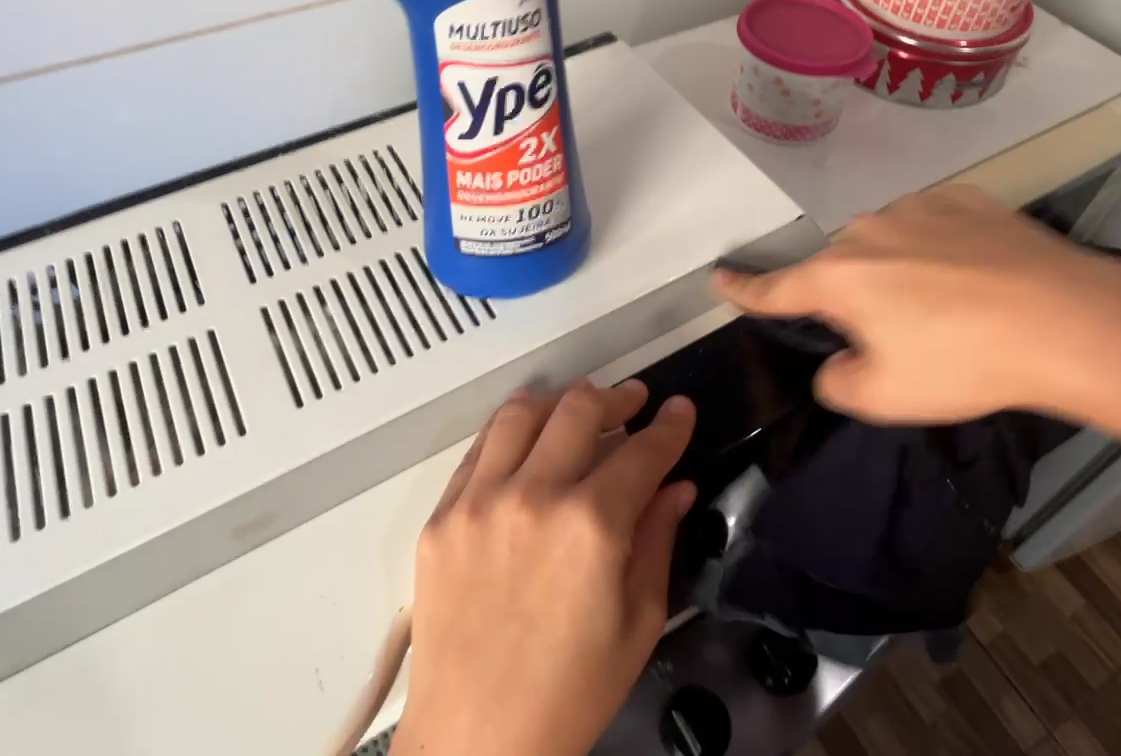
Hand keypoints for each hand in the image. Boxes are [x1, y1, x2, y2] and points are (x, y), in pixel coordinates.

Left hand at [393, 381, 696, 755]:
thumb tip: (675, 489)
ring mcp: (478, 502)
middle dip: (616, 398)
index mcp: (591, 525)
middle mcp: (532, 497)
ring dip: (558, 402)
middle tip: (632, 402)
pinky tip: (525, 442)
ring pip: (520, 414)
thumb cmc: (568, 693)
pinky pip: (476, 451)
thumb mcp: (637, 622)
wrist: (477, 738)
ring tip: (577, 409)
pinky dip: (508, 434)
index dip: (669, 426)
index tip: (679, 412)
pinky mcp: (442, 518)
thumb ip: (657, 540)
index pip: (642, 451)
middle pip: (579, 410)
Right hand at [713, 185, 1120, 424]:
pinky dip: (939, 249)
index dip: (744, 289)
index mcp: (838, 277)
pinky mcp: (966, 198)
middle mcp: (866, 231)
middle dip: (853, 297)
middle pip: (841, 268)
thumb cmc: (962, 363)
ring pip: (887, 243)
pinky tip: (976, 277)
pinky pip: (932, 225)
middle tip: (898, 336)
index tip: (719, 277)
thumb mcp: (883, 396)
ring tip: (950, 308)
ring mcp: (918, 207)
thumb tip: (839, 361)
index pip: (775, 288)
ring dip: (898, 271)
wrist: (1067, 321)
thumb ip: (838, 381)